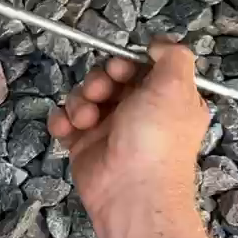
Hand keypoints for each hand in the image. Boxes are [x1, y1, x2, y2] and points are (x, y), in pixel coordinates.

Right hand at [48, 41, 211, 219]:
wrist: (130, 193)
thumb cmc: (155, 139)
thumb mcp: (176, 88)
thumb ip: (173, 56)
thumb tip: (158, 43)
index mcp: (166, 99)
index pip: (141, 68)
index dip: (126, 64)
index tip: (120, 69)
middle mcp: (139, 113)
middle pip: (108, 78)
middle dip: (98, 80)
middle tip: (99, 92)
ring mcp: (109, 129)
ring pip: (84, 96)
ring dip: (79, 101)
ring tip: (84, 120)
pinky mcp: (83, 145)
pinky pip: (65, 121)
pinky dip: (61, 121)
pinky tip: (67, 129)